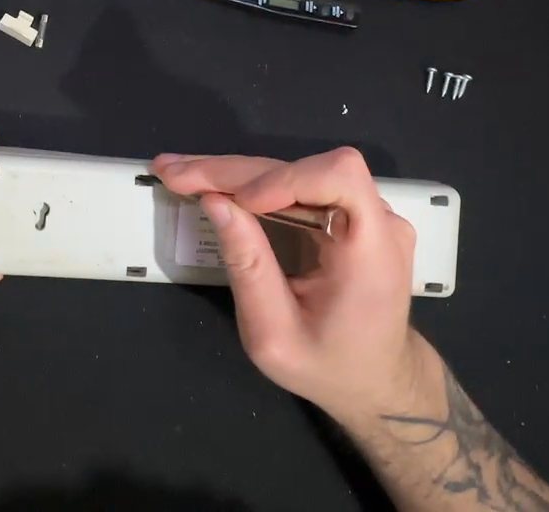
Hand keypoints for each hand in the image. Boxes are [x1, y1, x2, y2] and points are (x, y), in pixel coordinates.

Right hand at [150, 147, 433, 422]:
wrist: (373, 380)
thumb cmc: (327, 367)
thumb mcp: (274, 336)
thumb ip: (248, 268)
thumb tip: (214, 201)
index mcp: (371, 253)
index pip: (341, 177)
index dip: (287, 178)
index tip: (242, 202)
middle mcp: (375, 219)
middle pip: (301, 168)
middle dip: (231, 172)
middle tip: (172, 172)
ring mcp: (364, 210)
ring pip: (291, 170)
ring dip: (232, 174)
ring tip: (179, 174)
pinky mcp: (345, 208)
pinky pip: (295, 183)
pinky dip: (248, 183)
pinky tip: (210, 182)